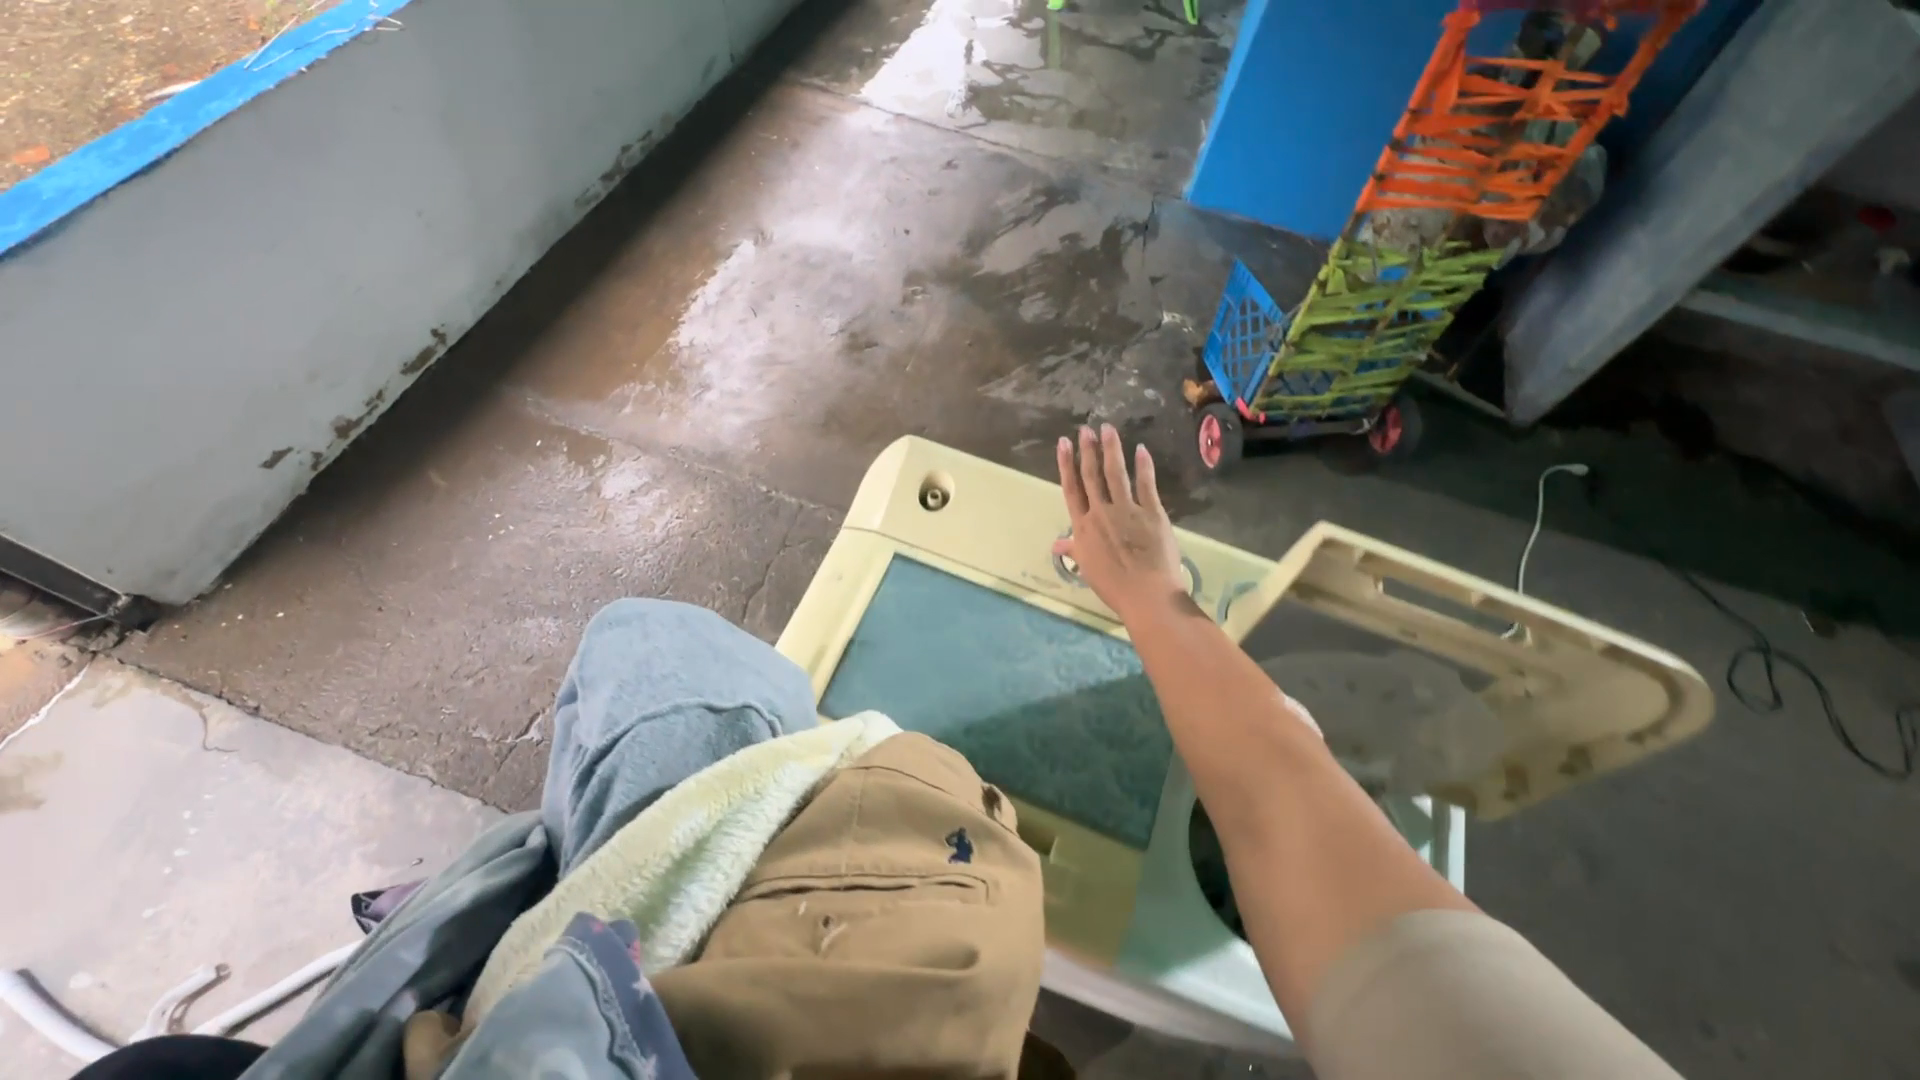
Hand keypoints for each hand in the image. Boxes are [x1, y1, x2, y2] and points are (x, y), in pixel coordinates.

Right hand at [1054, 425, 1187, 622]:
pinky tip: (1140, 450)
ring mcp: (1127, 511)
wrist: (1146, 595)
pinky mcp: (1152, 513)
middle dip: (1088, 450)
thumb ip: (1074, 550)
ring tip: (1108, 430)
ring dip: (1111, 450)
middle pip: (1092, 476)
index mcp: (1083, 527)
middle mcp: (1101, 513)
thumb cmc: (1113, 587)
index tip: (1064, 443)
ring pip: (1116, 474)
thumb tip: (1057, 544)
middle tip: (1086, 429)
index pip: (1072, 489)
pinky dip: (1143, 466)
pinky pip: (1146, 484)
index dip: (1067, 464)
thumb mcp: (1088, 568)